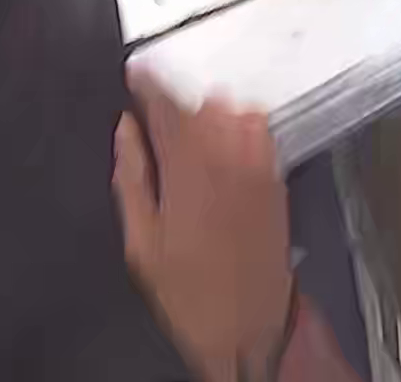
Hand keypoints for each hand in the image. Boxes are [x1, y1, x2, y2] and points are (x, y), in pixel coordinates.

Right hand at [113, 68, 294, 381]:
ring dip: (205, 109)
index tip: (135, 71)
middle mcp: (224, 153)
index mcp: (185, 166)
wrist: (251, 328)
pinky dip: (238, 120)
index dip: (145, 79)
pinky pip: (256, 124)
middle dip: (173, 99)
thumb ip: (131, 173)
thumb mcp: (142, 241)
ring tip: (191, 132)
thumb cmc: (192, 290)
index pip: (162, 101)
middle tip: (159, 118)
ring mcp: (255, 159)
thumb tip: (126, 129)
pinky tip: (226, 139)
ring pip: (227, 104)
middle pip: (196, 97)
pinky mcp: (275, 171)